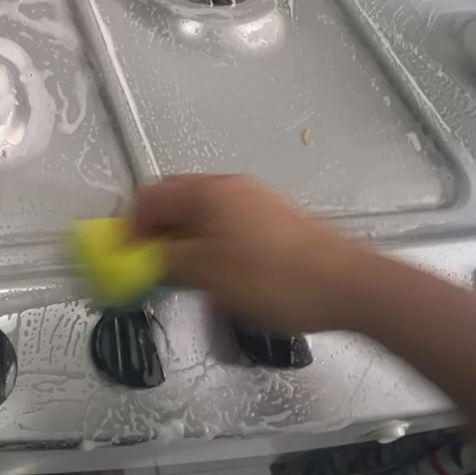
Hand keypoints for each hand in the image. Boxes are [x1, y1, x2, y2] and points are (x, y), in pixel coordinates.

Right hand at [128, 174, 376, 333]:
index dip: (129, 228)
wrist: (352, 287)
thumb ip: (164, 260)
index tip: (123, 259)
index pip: (149, 197)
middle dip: (157, 236)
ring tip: (190, 282)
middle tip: (152, 271)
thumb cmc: (275, 278)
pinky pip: (226, 227)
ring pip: (201, 217)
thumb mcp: (207, 273)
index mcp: (207, 192)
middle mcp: (228, 187)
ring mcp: (254, 201)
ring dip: (185, 245)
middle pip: (174, 203)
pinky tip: (225, 281)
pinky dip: (212, 248)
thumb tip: (138, 257)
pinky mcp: (274, 220)